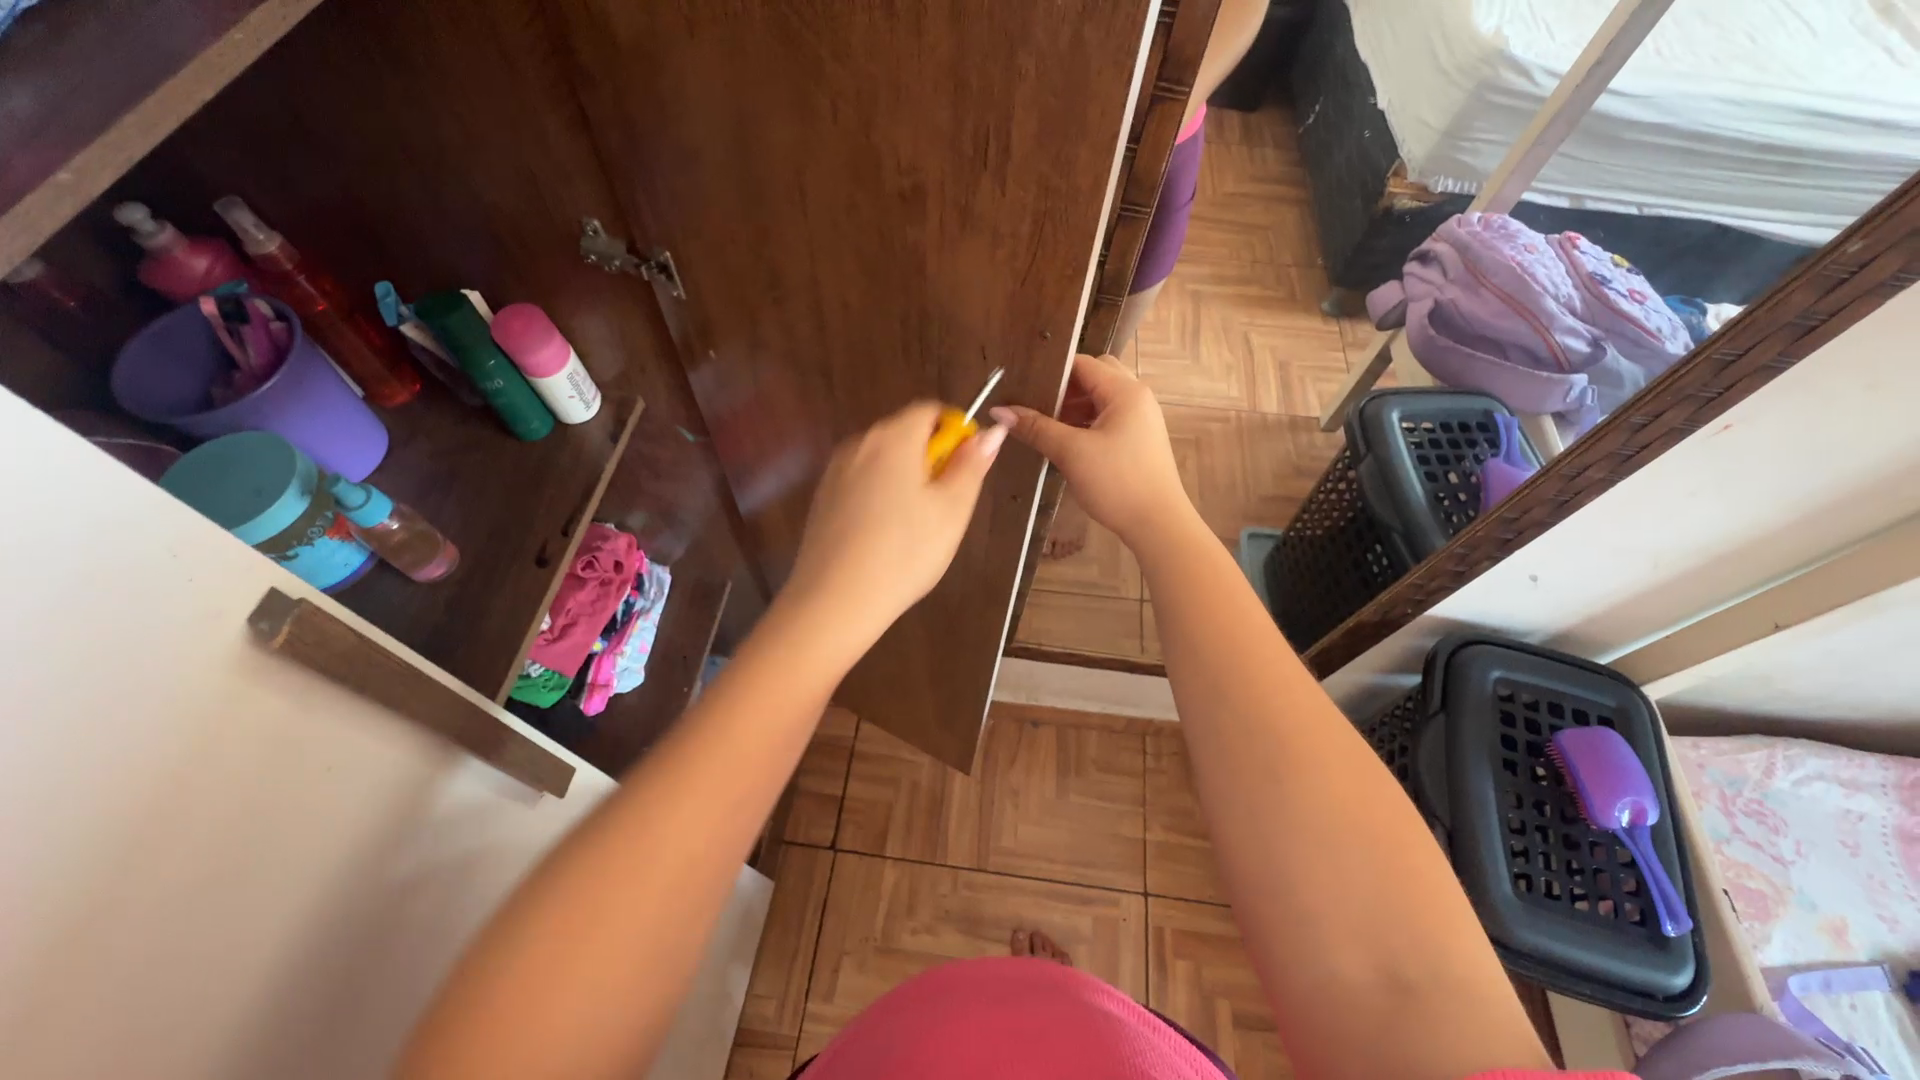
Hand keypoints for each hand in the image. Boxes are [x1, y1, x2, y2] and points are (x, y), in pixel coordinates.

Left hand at [781, 401, 1005, 644]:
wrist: (836, 600)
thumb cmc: (904, 553)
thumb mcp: (952, 510)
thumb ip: (972, 465)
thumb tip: (992, 431)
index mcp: (893, 437)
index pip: (930, 410)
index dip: (956, 431)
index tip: (967, 467)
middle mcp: (859, 444)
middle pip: (904, 434)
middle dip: (931, 458)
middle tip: (947, 503)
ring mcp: (835, 472)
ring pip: (882, 461)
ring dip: (906, 478)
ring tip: (918, 526)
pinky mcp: (822, 499)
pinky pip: (861, 483)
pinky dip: (880, 496)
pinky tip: (886, 537)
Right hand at [991, 353, 1192, 548]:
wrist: (1158, 524)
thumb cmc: (1117, 482)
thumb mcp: (1071, 453)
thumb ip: (1036, 428)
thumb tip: (1000, 411)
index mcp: (1125, 391)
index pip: (1082, 363)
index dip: (1051, 370)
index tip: (1021, 383)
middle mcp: (1137, 397)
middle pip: (1094, 377)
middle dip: (1063, 389)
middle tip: (1034, 404)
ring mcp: (1141, 419)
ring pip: (1101, 400)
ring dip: (1073, 408)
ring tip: (1043, 424)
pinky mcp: (1139, 440)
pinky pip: (1108, 419)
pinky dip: (1085, 423)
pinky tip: (1064, 442)